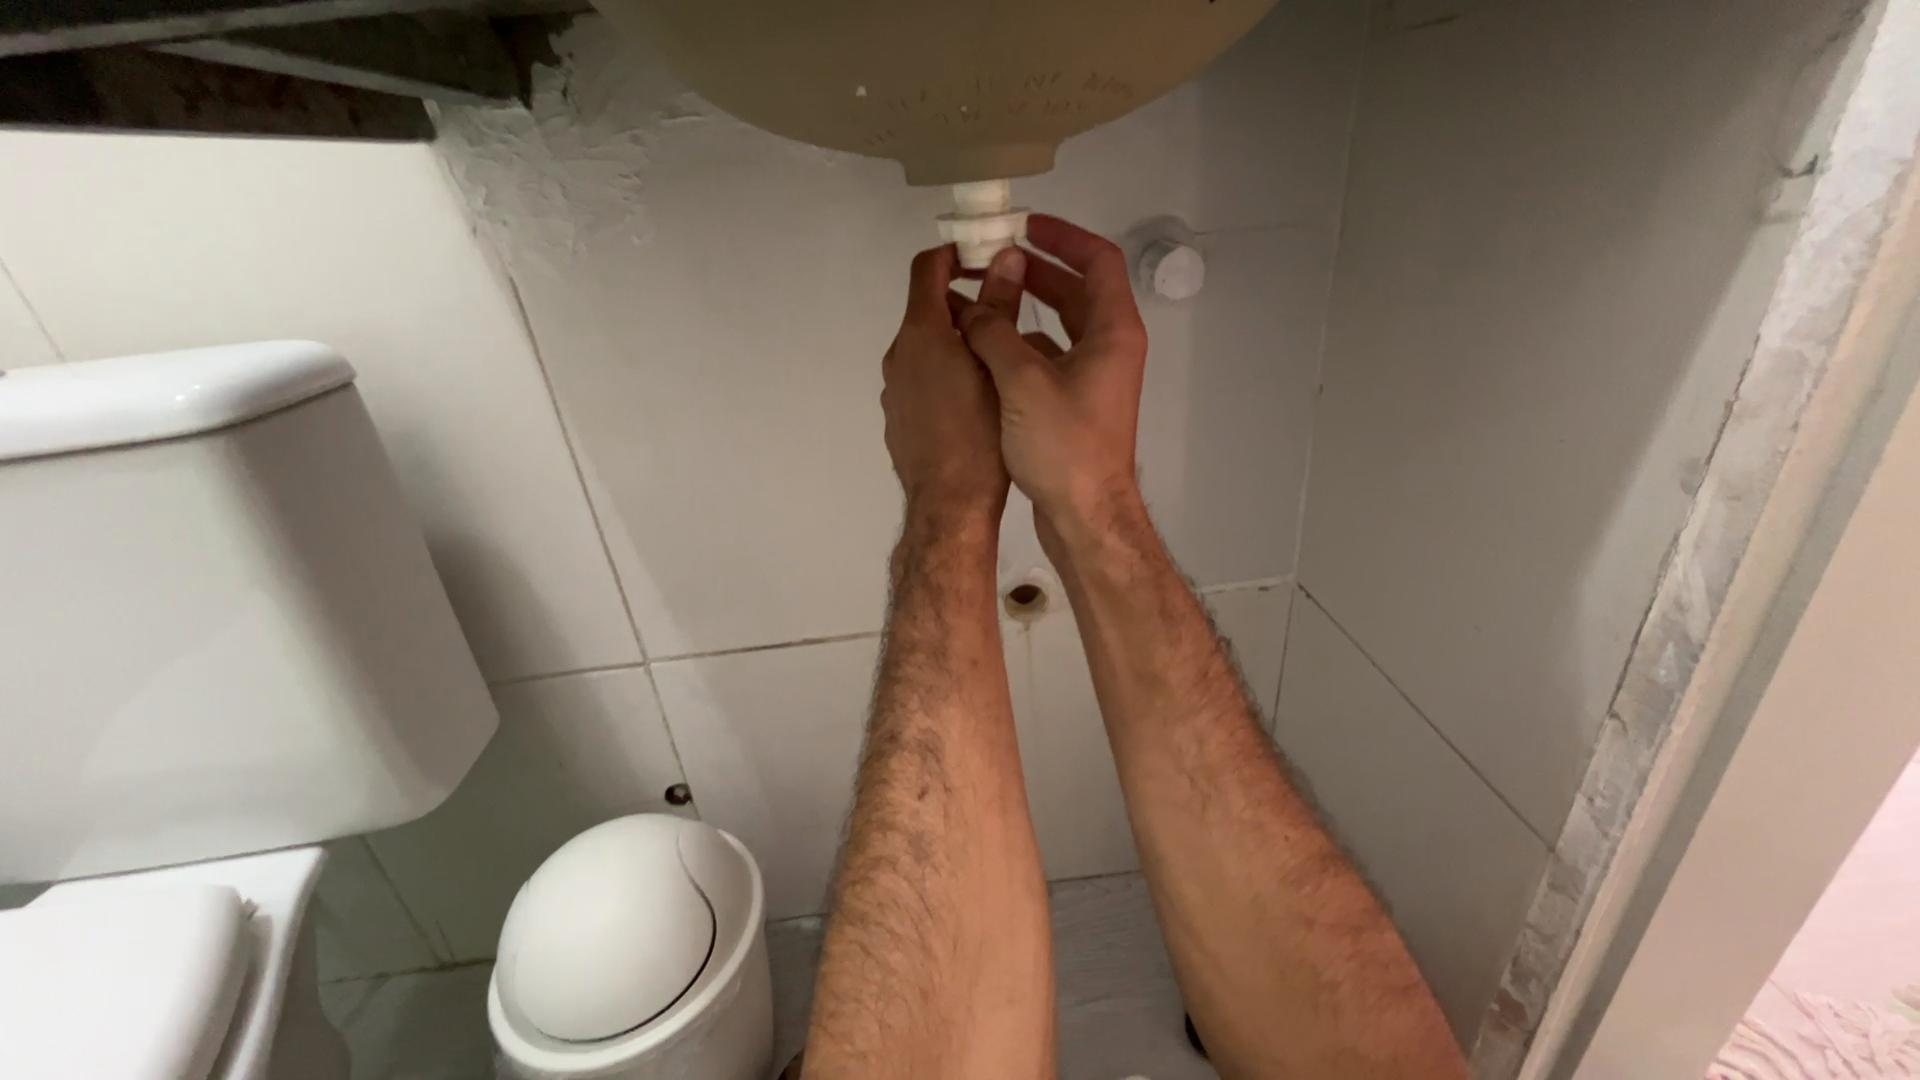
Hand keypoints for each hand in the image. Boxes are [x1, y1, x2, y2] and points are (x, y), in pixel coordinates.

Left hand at [881, 244, 1009, 517]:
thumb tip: (1004, 257)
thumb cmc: (981, 435)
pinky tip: (971, 405)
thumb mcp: (998, 366)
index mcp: (920, 335)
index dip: (954, 254)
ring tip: (994, 366)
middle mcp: (898, 357)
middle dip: (963, 305)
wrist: (949, 504)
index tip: (983, 256)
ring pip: (924, 350)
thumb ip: (999, 309)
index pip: (926, 270)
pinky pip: (919, 382)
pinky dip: (942, 376)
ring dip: (953, 344)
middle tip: (1004, 320)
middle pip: (926, 312)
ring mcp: (893, 391)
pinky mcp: (897, 419)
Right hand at [957, 215, 1148, 542]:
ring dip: (1023, 311)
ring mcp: (1094, 379)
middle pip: (1076, 292)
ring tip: (979, 301)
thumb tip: (972, 305)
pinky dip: (1020, 347)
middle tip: (988, 261)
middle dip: (1033, 272)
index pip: (1098, 260)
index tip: (1023, 225)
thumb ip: (994, 334)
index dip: (1063, 236)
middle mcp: (1110, 349)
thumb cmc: (1064, 446)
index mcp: (1113, 332)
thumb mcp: (1022, 382)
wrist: (1085, 516)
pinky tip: (985, 350)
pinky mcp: (1075, 405)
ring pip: (1059, 328)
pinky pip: (1048, 359)